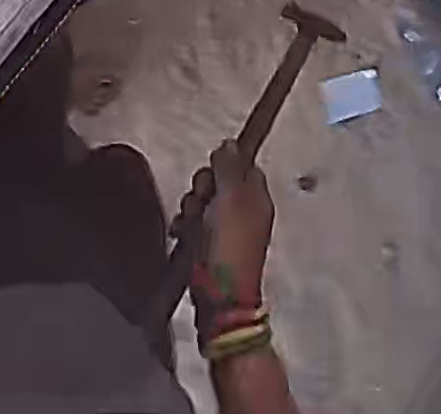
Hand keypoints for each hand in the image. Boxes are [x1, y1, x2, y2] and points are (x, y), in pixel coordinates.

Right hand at [186, 139, 274, 310]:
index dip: (225, 164)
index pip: (242, 164)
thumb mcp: (230, 199)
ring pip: (201, 199)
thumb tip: (230, 143)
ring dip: (191, 207)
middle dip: (202, 187)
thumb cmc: (228, 244)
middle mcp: (243, 209)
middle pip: (217, 179)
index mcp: (256, 197)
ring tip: (193, 224)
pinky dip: (186, 225)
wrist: (219, 298)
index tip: (215, 173)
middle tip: (203, 201)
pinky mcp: (209, 241)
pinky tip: (183, 233)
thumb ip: (229, 169)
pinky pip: (192, 220)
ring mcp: (226, 226)